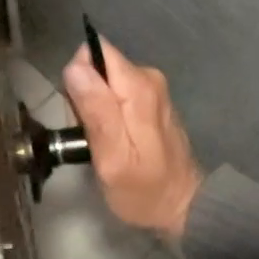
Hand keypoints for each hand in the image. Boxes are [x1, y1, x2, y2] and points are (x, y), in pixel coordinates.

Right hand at [63, 39, 202, 241]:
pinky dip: (106, 110)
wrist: (183, 208)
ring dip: (93, 105)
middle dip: (84, 94)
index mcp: (137, 86)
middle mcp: (147, 76)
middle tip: (90, 133)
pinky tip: (113, 137)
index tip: (81, 112)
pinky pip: (114, 89)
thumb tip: (74, 67)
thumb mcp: (112, 158)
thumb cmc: (144, 190)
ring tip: (101, 140)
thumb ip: (95, 110)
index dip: (78, 77)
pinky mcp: (149, 98)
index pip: (94, 51)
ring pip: (103, 77)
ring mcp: (150, 87)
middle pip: (97, 63)